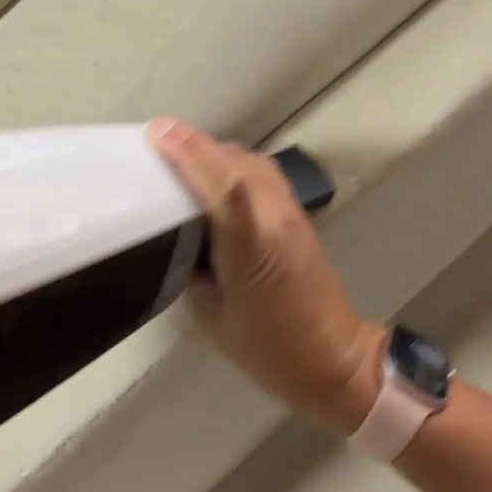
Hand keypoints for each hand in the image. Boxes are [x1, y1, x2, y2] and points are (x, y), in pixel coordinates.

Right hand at [147, 118, 384, 432]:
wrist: (335, 358)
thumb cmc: (270, 351)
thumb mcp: (214, 319)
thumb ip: (193, 270)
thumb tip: (180, 238)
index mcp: (253, 248)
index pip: (225, 186)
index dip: (192, 153)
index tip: (158, 133)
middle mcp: (275, 219)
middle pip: (236, 162)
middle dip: (195, 146)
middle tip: (156, 144)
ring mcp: (291, 213)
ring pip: (252, 162)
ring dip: (216, 153)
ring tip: (181, 156)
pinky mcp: (299, 216)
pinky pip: (263, 175)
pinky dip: (235, 165)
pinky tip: (216, 176)